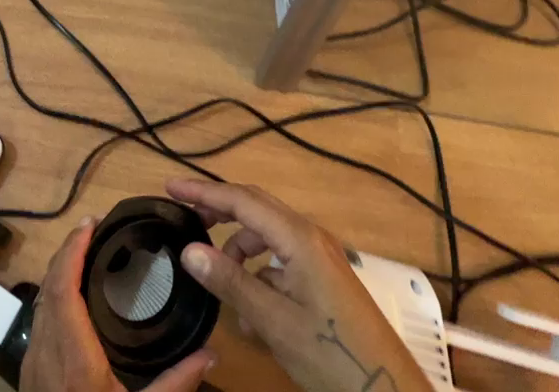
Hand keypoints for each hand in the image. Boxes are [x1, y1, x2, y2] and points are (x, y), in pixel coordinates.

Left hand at [22, 215, 216, 391]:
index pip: (64, 288)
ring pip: (40, 302)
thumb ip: (176, 384)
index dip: (73, 250)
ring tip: (84, 253)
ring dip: (59, 271)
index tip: (90, 224)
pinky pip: (38, 320)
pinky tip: (71, 296)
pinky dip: (54, 295)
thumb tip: (211, 353)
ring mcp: (32, 362)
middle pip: (49, 287)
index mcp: (74, 357)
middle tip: (93, 229)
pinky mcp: (30, 372)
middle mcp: (46, 352)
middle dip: (67, 251)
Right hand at [167, 179, 426, 391]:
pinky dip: (260, 273)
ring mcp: (320, 256)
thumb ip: (231, 282)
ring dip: (239, 249)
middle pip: (255, 208)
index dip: (204, 192)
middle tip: (185, 216)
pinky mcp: (324, 277)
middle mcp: (310, 237)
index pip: (241, 200)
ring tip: (218, 280)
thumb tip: (189, 250)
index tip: (171, 187)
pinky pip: (282, 260)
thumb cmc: (330, 353)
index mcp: (298, 238)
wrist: (387, 390)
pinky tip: (250, 312)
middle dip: (219, 209)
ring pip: (268, 236)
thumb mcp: (273, 321)